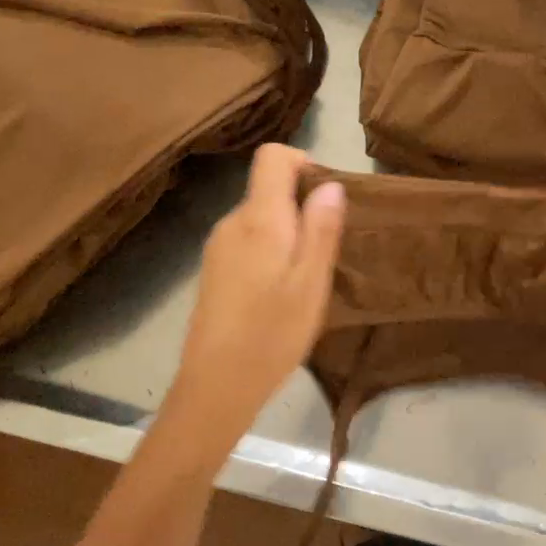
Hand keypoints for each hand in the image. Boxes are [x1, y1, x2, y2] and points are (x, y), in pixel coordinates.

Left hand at [178, 144, 344, 412]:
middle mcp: (232, 223)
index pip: (272, 157)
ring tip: (307, 277)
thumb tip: (331, 184)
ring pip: (261, 217)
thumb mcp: (312, 283)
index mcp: (258, 219)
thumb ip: (321, 229)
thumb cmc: (272, 334)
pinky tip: (281, 292)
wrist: (215, 388)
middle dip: (302, 206)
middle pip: (269, 188)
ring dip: (288, 233)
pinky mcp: (214, 270)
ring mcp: (218, 247)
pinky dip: (271, 251)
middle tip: (327, 250)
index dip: (304, 163)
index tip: (327, 198)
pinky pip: (249, 240)